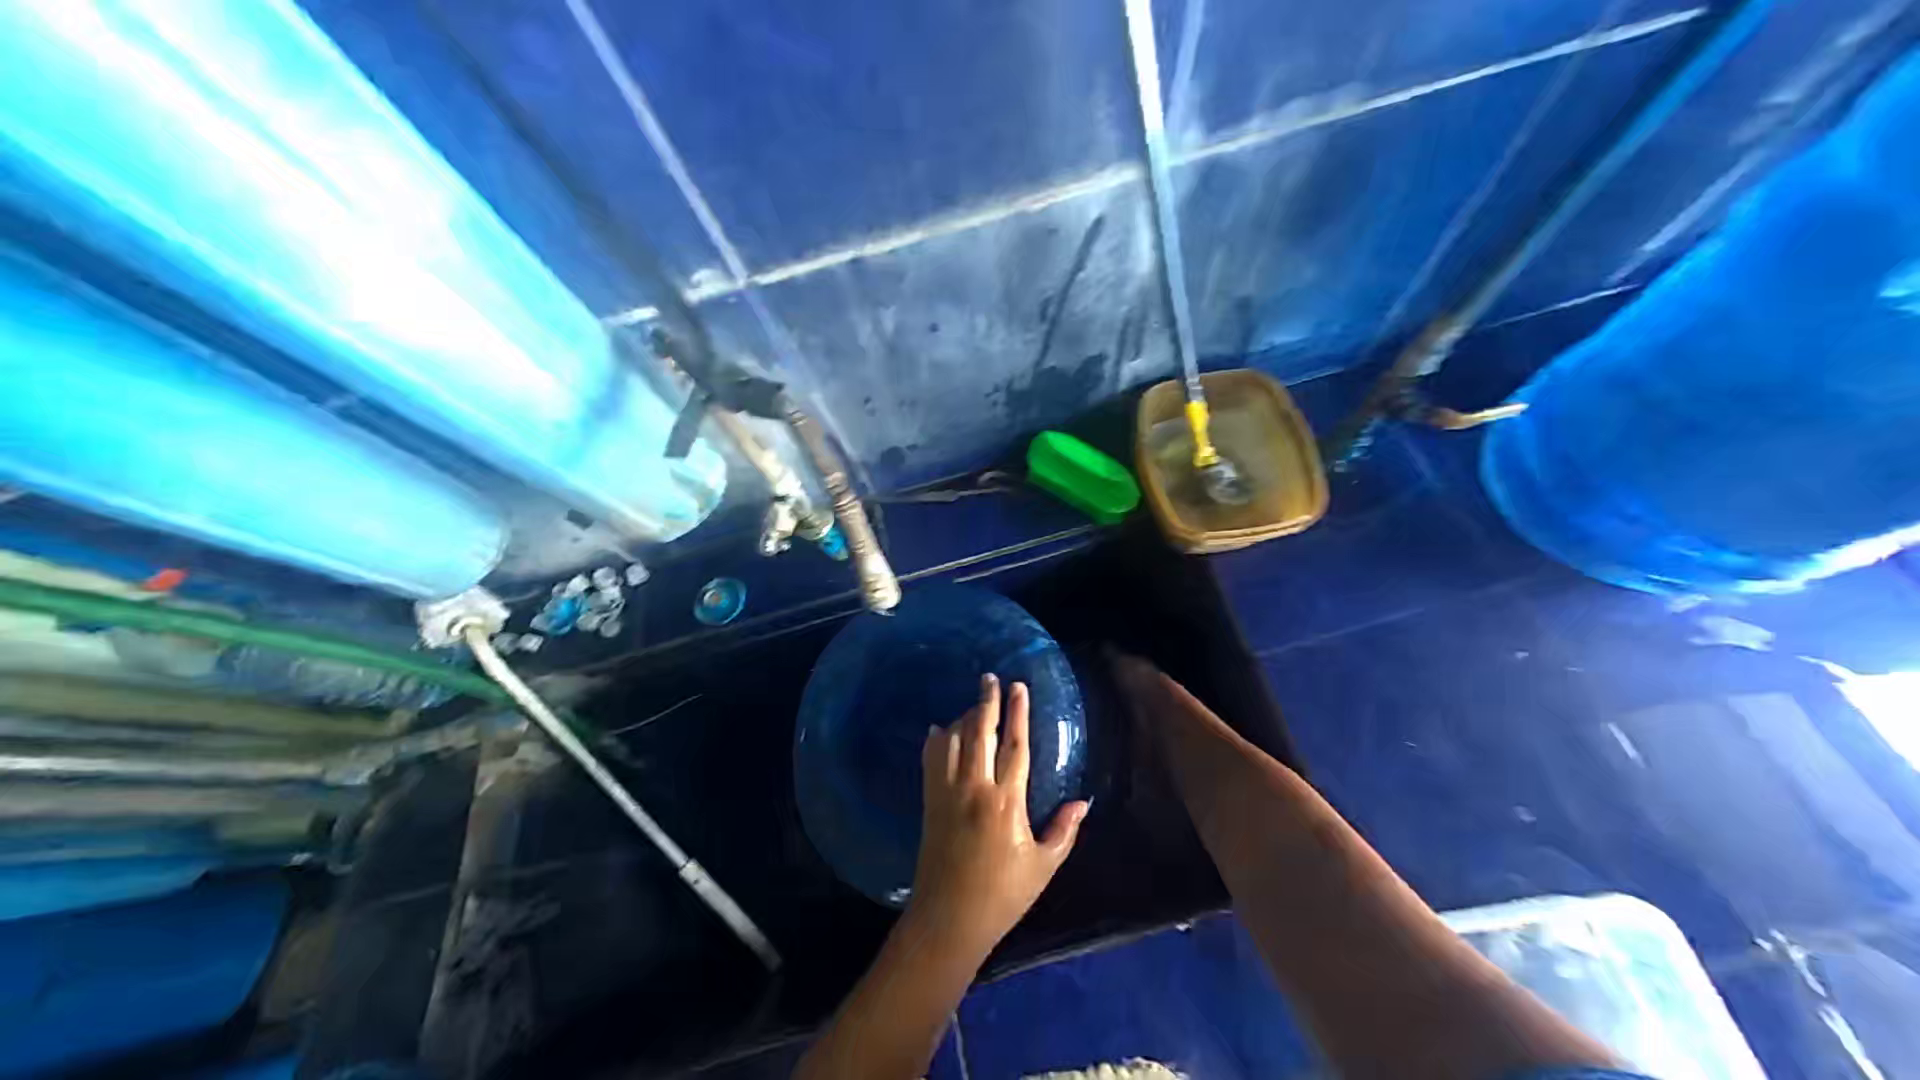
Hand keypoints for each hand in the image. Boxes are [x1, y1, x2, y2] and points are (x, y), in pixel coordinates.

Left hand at [906, 673, 1090, 956]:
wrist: (949, 919)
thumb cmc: (1002, 895)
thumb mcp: (1043, 866)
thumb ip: (1064, 831)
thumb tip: (1083, 802)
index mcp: (1006, 802)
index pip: (1014, 746)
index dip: (1018, 713)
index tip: (1019, 687)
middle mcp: (974, 789)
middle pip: (980, 733)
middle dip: (986, 701)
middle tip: (989, 677)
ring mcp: (947, 794)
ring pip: (953, 742)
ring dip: (963, 718)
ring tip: (974, 704)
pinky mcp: (930, 803)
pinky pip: (930, 762)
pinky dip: (934, 741)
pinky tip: (937, 729)